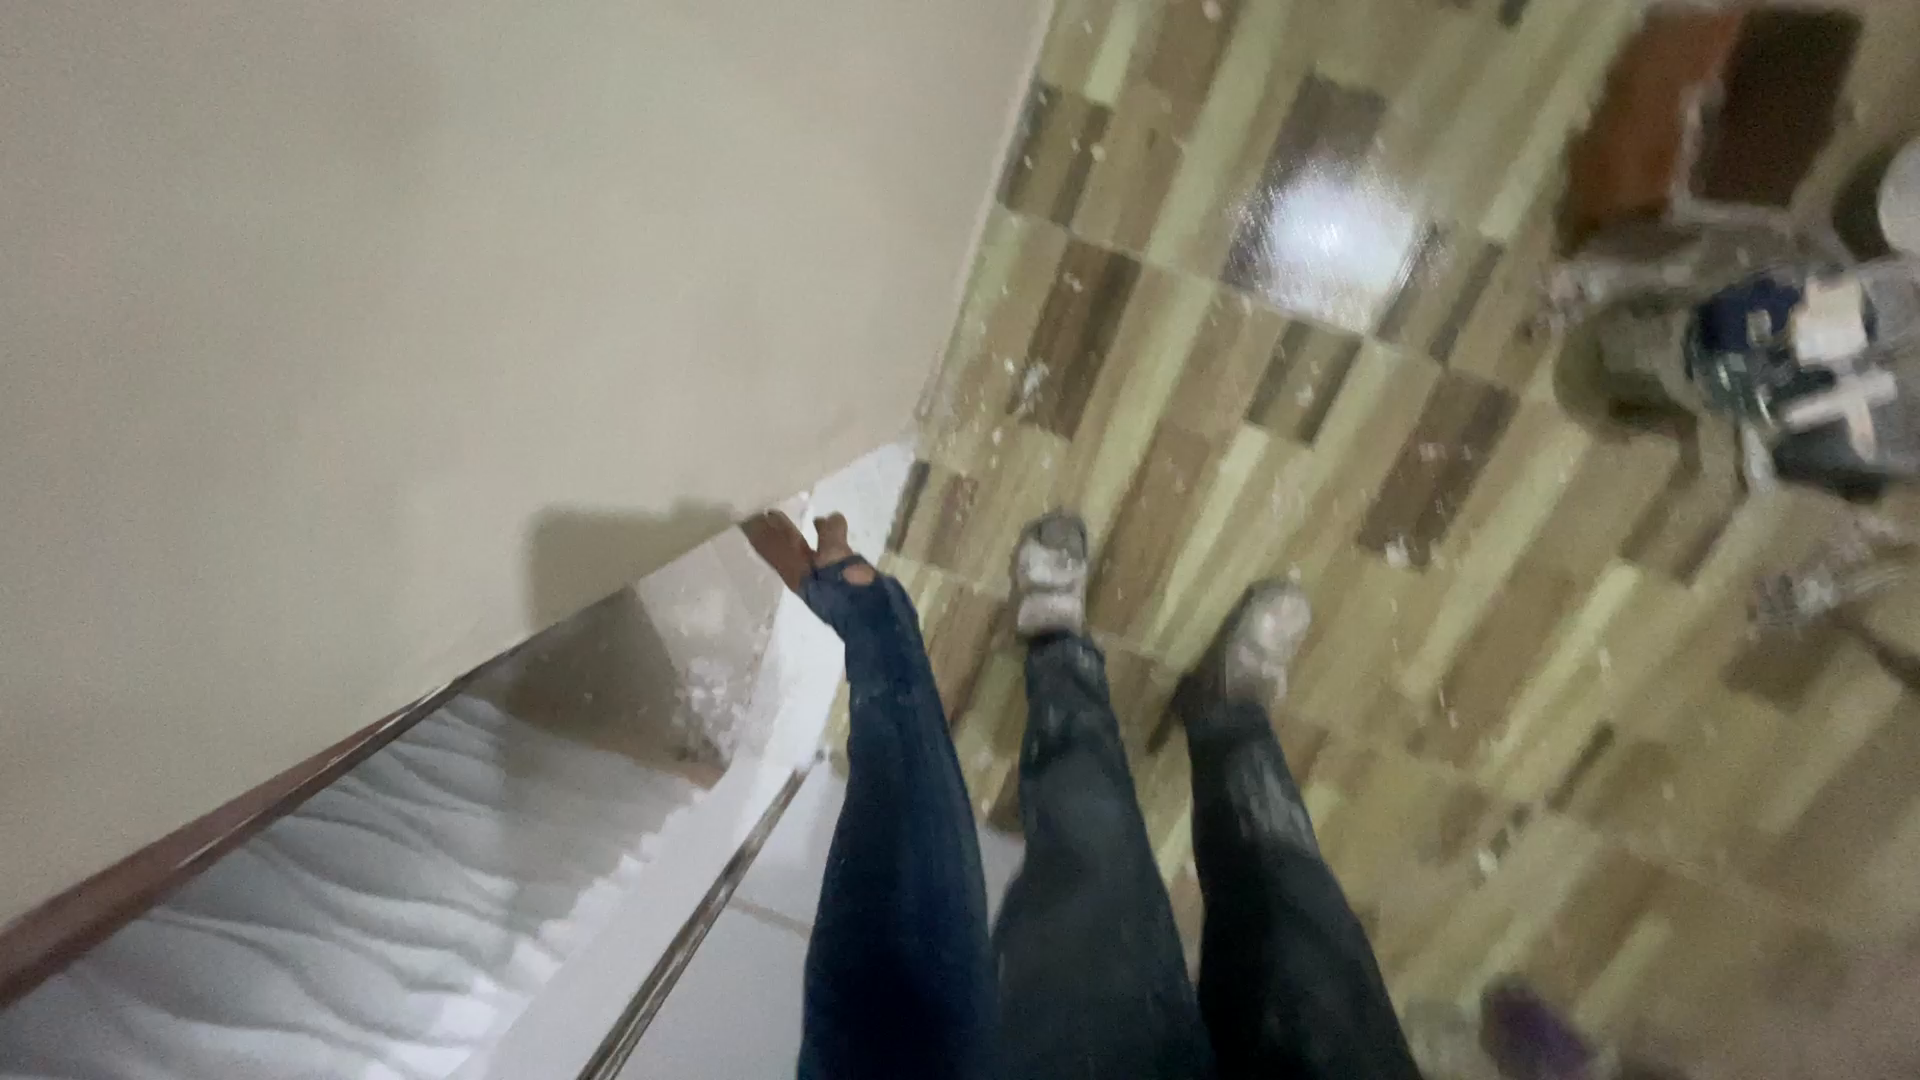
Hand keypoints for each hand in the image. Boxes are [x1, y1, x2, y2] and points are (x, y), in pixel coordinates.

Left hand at [741, 510, 873, 592]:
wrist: (871, 616)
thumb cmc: (849, 589)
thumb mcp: (836, 559)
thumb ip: (831, 535)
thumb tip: (830, 516)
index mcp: (796, 571)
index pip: (771, 548)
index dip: (759, 532)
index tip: (747, 514)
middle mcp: (802, 573)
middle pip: (779, 549)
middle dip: (770, 531)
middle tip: (760, 510)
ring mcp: (819, 575)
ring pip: (797, 549)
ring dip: (789, 533)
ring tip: (783, 515)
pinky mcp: (836, 574)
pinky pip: (818, 550)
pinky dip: (817, 536)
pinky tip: (822, 525)